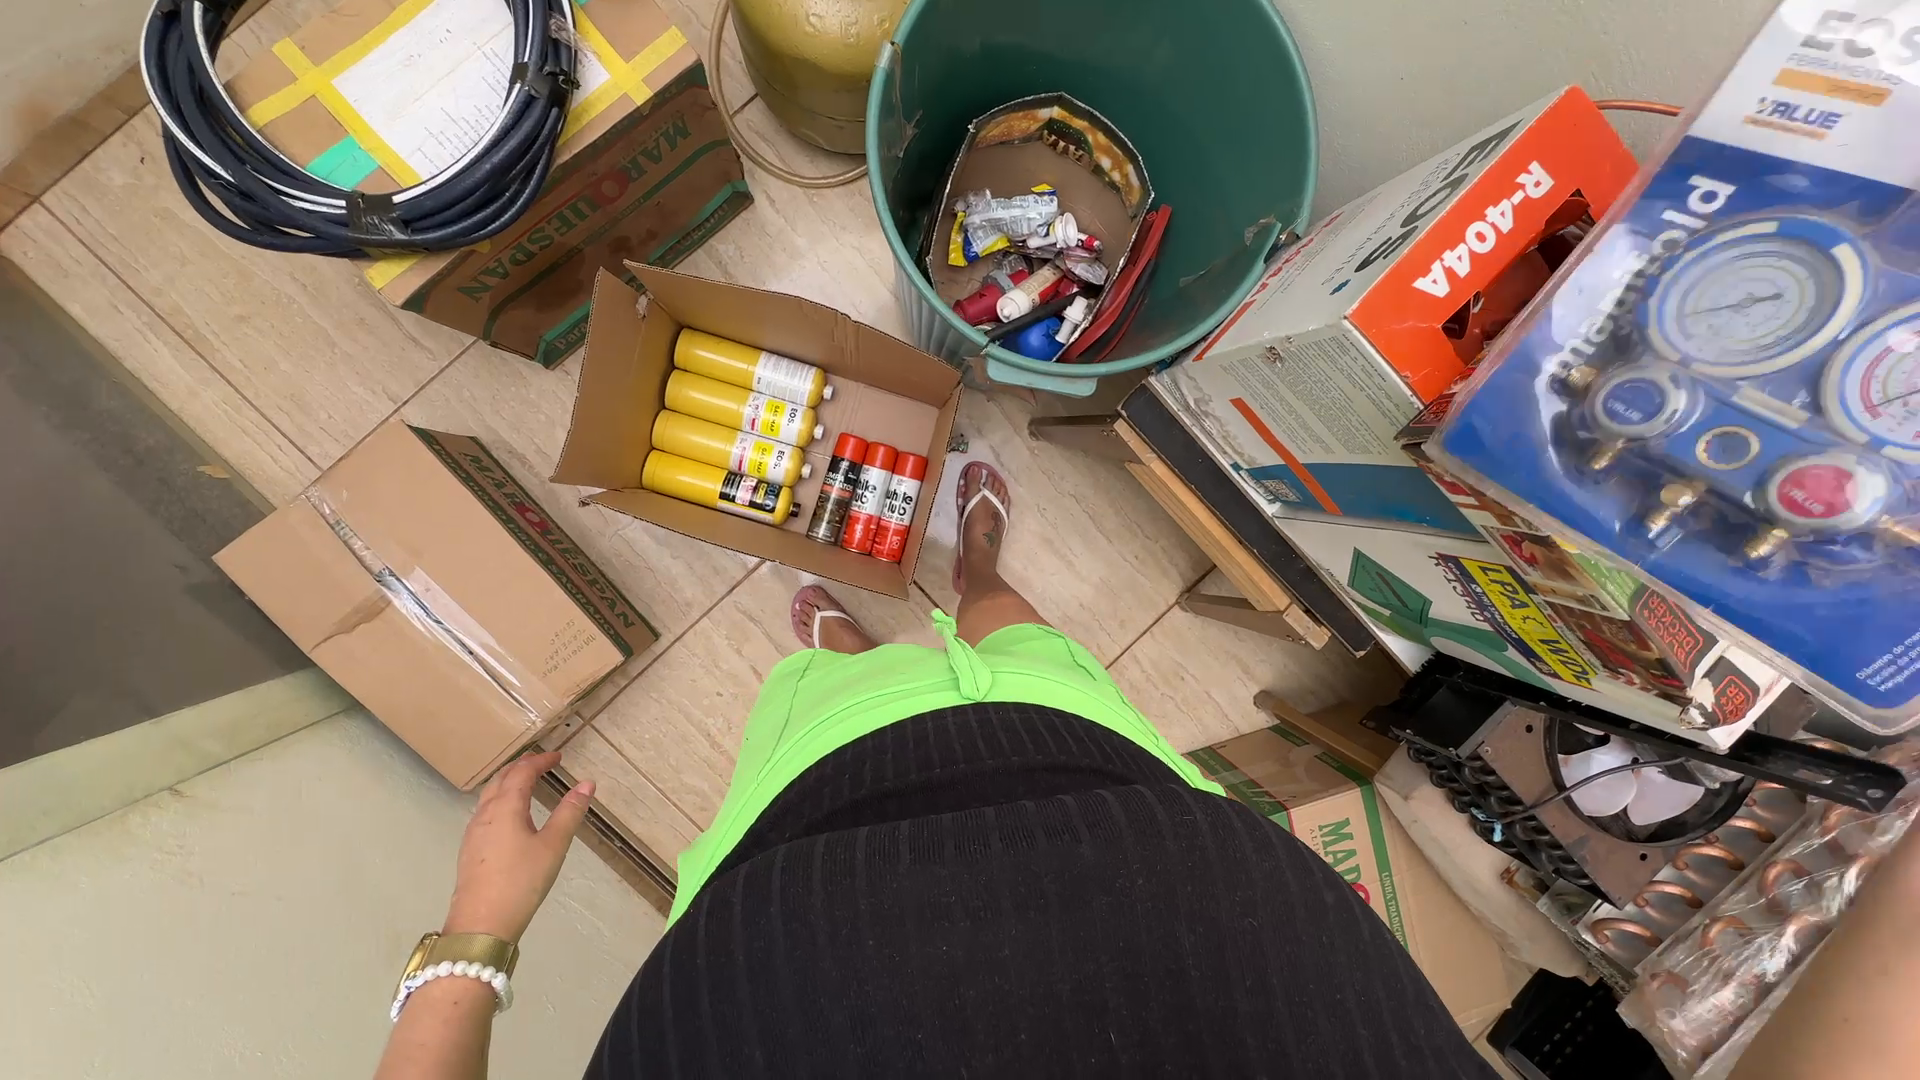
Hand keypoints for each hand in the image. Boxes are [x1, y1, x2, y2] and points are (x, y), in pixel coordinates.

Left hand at [442, 751, 594, 942]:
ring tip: (527, 783)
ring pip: (489, 796)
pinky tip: (511, 815)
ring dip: (508, 782)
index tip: (558, 756)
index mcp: (505, 808)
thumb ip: (570, 812)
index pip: (521, 773)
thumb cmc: (521, 881)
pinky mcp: (470, 851)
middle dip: (521, 767)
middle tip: (542, 763)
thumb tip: (587, 783)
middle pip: (500, 780)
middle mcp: (484, 815)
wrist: (481, 926)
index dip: (540, 761)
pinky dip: (501, 799)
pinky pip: (485, 812)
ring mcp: (473, 834)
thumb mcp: (554, 845)